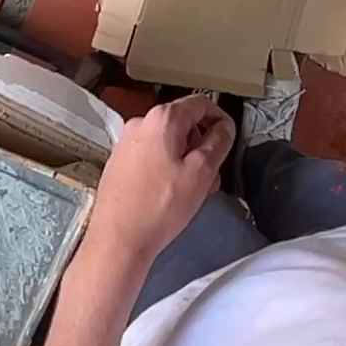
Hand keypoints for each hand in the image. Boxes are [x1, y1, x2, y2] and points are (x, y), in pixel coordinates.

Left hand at [82, 95, 233, 267]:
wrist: (116, 242)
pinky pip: (151, 153)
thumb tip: (225, 126)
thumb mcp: (201, 173)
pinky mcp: (118, 161)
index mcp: (163, 118)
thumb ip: (218, 143)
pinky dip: (166, 165)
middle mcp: (141, 122)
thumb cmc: (161, 207)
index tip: (229, 137)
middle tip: (212, 174)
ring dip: (185, 157)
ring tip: (192, 190)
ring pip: (167, 140)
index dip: (220, 117)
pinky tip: (169, 193)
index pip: (201, 102)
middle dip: (202, 144)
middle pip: (183, 122)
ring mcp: (126, 141)